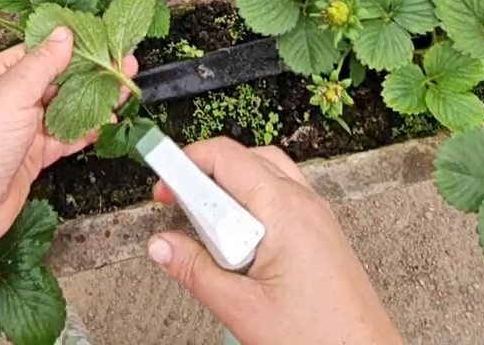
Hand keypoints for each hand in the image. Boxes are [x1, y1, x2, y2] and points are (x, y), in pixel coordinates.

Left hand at [0, 27, 134, 250]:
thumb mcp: (13, 92)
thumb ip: (43, 63)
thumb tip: (64, 32)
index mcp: (1, 73)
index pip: (41, 50)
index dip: (73, 44)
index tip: (103, 38)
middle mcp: (11, 97)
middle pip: (57, 78)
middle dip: (90, 72)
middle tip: (123, 64)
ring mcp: (22, 127)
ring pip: (64, 107)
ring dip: (92, 101)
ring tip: (123, 92)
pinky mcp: (32, 154)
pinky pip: (63, 136)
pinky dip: (84, 131)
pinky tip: (105, 124)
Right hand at [147, 138, 403, 344]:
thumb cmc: (319, 341)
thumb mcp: (243, 310)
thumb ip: (195, 271)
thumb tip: (160, 244)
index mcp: (283, 210)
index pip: (225, 157)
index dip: (186, 163)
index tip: (161, 183)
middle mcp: (303, 200)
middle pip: (244, 158)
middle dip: (206, 173)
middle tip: (179, 205)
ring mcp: (316, 213)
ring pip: (265, 171)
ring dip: (232, 186)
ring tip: (210, 226)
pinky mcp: (323, 230)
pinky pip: (283, 193)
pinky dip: (254, 201)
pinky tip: (243, 240)